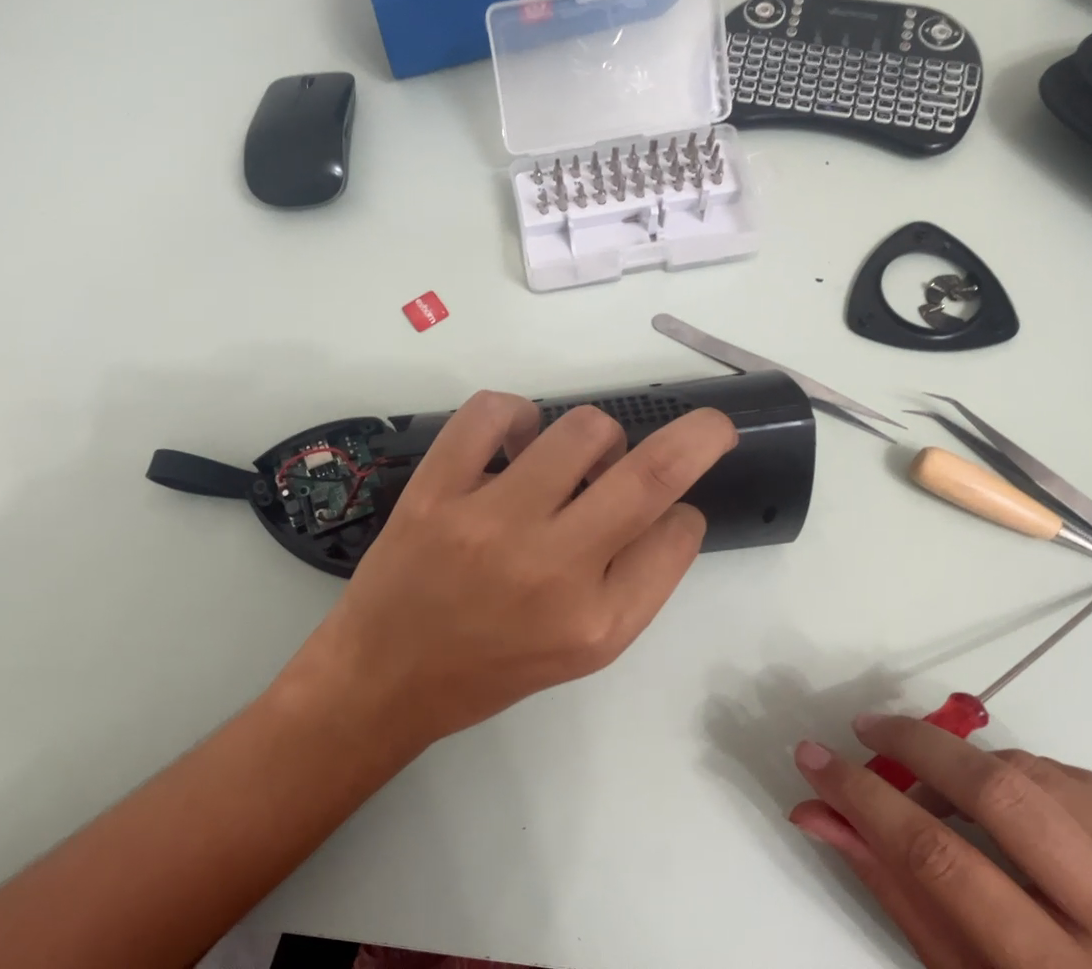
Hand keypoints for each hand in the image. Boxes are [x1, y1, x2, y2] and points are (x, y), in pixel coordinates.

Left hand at [285, 391, 736, 747]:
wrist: (385, 679)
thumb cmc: (491, 669)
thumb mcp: (582, 652)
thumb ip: (635, 584)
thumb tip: (668, 510)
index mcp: (596, 620)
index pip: (679, 535)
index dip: (686, 512)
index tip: (670, 512)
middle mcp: (552, 568)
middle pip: (652, 472)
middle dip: (701, 435)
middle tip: (707, 427)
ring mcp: (489, 523)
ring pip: (581, 430)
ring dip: (595, 436)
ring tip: (569, 461)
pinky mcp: (435, 492)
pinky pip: (491, 413)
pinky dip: (516, 412)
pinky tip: (515, 438)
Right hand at [789, 718, 1091, 968]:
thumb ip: (891, 883)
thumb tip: (816, 808)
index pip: (944, 861)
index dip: (869, 800)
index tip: (817, 759)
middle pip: (1002, 795)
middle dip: (919, 746)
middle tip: (869, 729)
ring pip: (1036, 774)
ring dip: (971, 769)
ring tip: (943, 791)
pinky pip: (1080, 779)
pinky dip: (1028, 780)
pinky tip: (1016, 811)